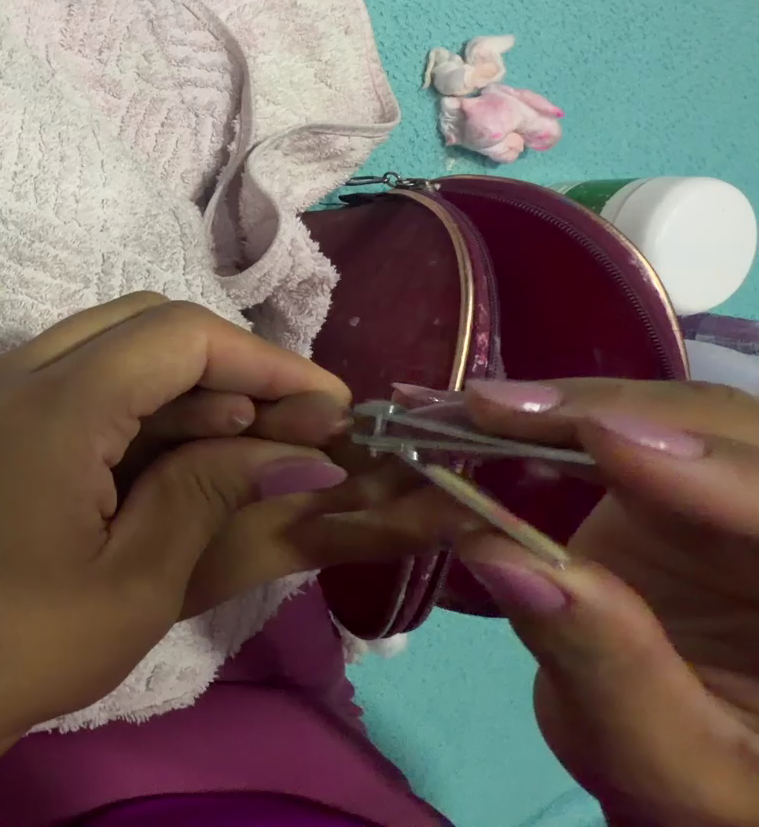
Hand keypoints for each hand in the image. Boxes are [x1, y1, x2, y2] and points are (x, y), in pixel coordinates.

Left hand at [0, 293, 358, 740]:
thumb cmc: (23, 641)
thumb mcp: (138, 578)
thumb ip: (214, 491)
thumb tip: (300, 450)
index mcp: (49, 404)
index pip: (176, 335)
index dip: (264, 361)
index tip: (332, 409)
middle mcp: (8, 371)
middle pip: (139, 323)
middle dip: (224, 363)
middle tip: (291, 430)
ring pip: (102, 342)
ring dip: (178, 378)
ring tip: (248, 444)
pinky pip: (66, 373)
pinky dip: (127, 395)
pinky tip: (172, 449)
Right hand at [459, 378, 758, 826]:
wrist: (714, 782)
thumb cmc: (709, 793)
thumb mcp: (664, 762)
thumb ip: (604, 665)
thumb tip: (494, 552)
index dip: (722, 469)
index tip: (602, 440)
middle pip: (746, 439)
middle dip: (616, 413)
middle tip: (487, 409)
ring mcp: (748, 508)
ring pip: (689, 420)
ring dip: (570, 405)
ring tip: (463, 405)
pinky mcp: (690, 496)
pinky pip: (631, 433)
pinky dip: (549, 417)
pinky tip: (476, 410)